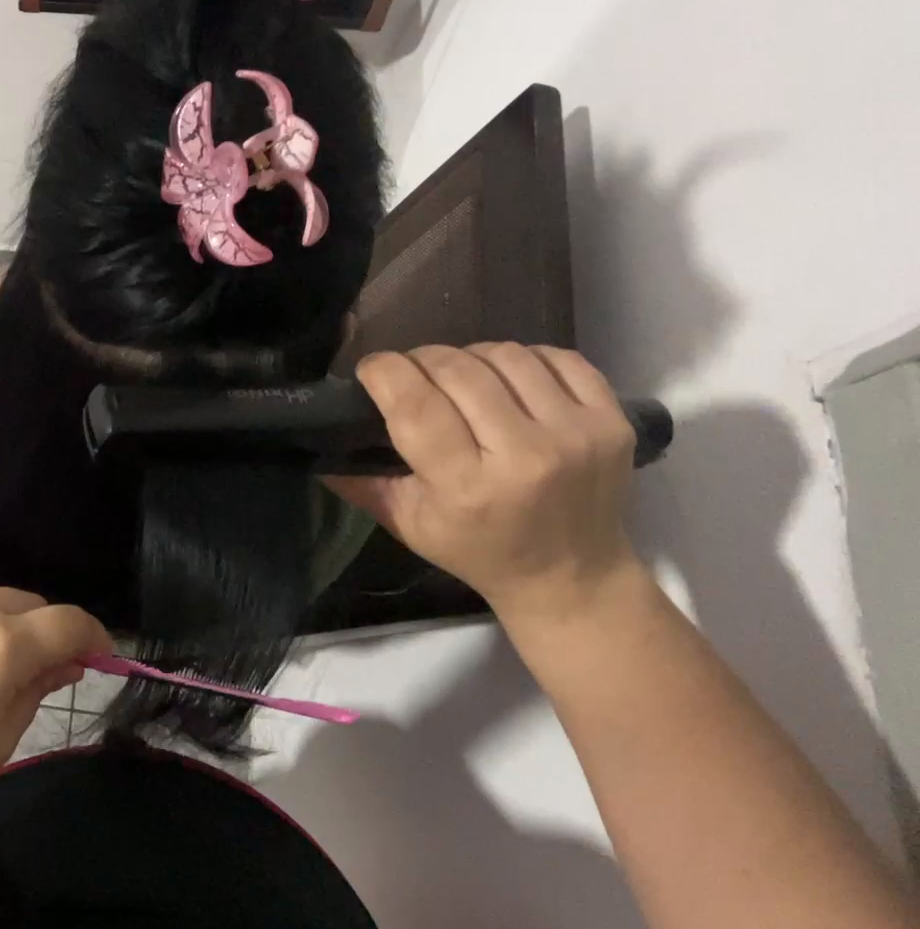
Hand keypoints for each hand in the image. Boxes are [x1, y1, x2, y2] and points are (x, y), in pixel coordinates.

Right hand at [322, 344, 644, 620]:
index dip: (386, 373)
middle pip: (458, 370)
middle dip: (421, 360)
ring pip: (505, 355)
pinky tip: (504, 377)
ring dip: (468, 356)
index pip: (416, 406)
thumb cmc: (477, 551)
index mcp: (466, 487)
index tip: (371, 369)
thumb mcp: (410, 525)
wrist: (571, 573)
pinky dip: (521, 357)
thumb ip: (363, 484)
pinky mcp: (611, 419)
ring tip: (456, 374)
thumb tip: (317, 446)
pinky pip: (557, 358)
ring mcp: (575, 433)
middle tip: (408, 372)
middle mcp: (524, 455)